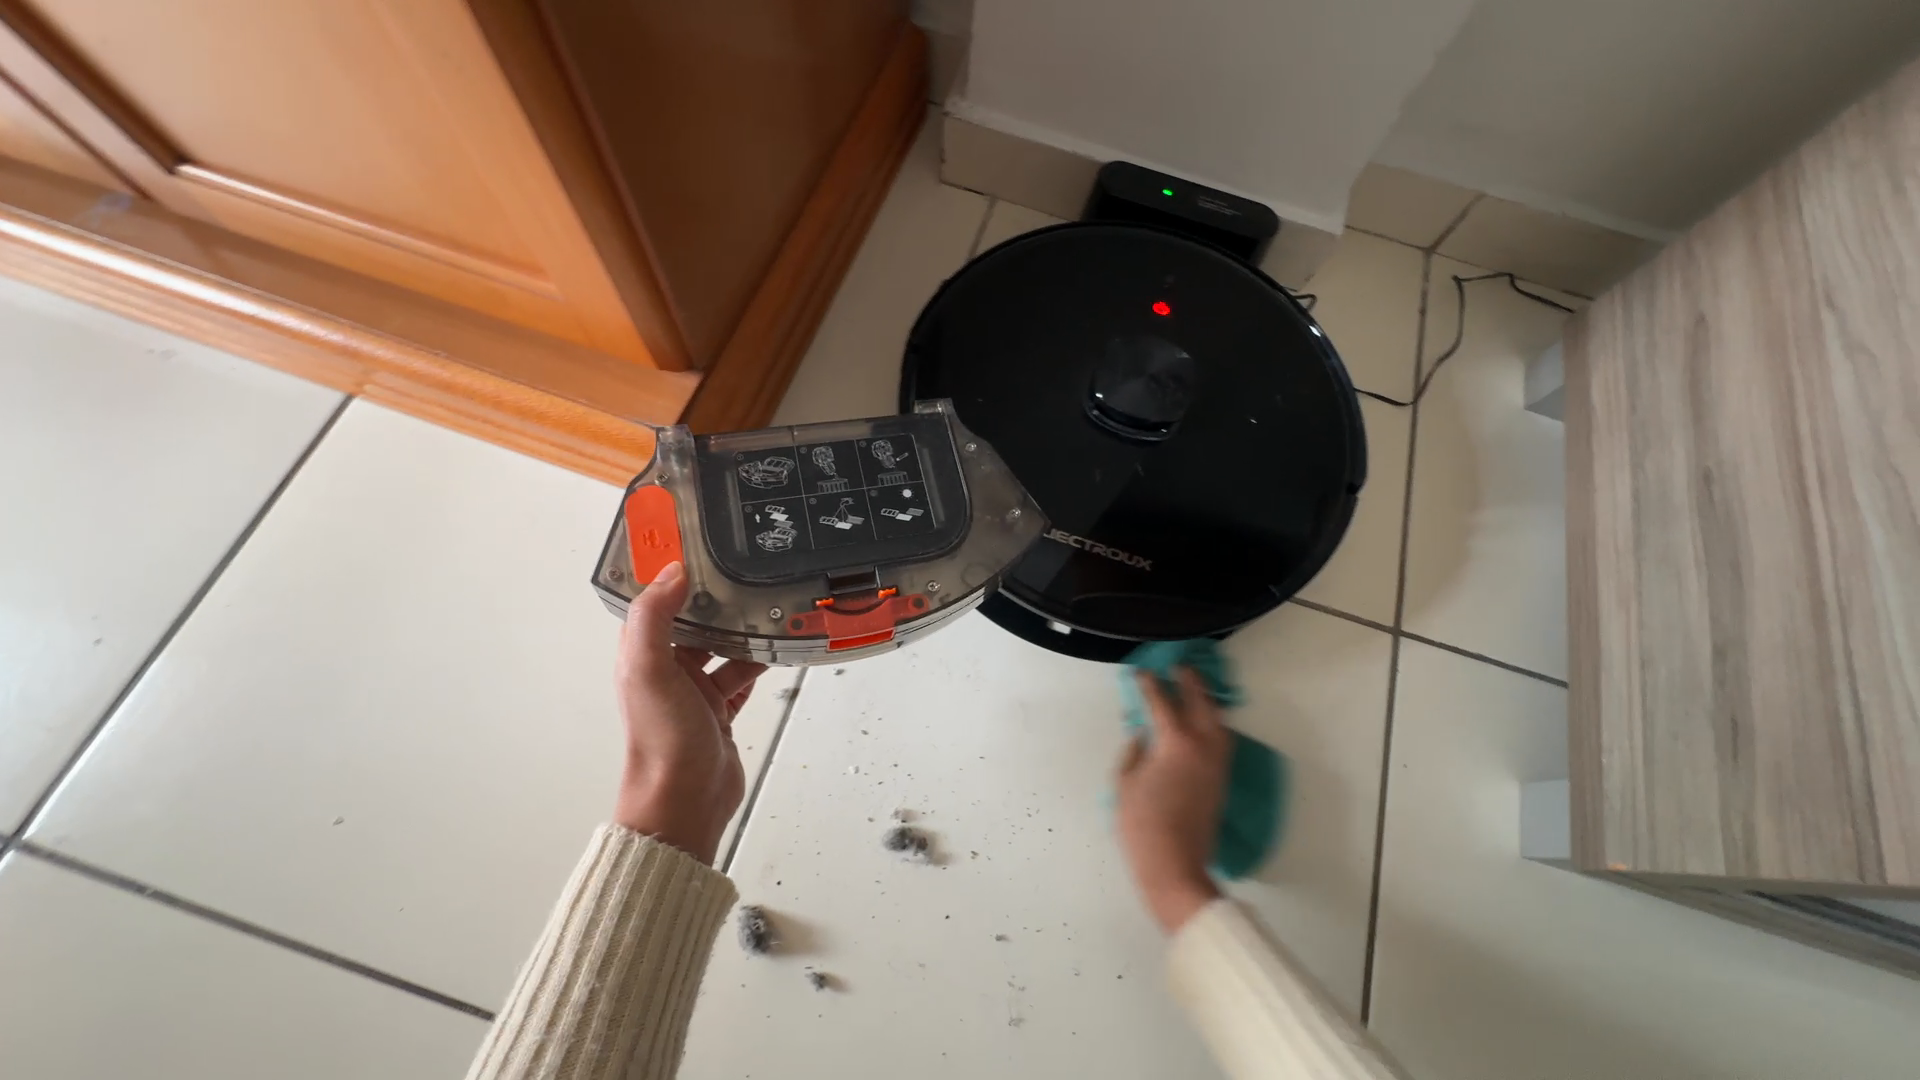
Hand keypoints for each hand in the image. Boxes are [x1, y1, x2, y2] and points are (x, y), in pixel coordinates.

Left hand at [613, 561, 766, 863]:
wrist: (685, 800)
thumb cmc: (662, 740)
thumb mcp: (650, 671)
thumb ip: (654, 618)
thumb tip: (672, 571)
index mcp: (644, 654)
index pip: (657, 602)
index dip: (672, 574)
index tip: (698, 545)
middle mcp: (668, 668)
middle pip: (695, 620)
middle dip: (719, 598)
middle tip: (748, 573)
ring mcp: (696, 689)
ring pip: (724, 645)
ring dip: (744, 628)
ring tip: (770, 607)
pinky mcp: (721, 708)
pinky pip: (743, 674)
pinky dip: (759, 659)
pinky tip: (777, 647)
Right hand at [1117, 667, 1229, 933]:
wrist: (1175, 866)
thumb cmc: (1141, 824)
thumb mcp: (1125, 781)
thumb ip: (1135, 750)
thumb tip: (1144, 734)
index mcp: (1175, 742)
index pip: (1161, 701)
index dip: (1149, 684)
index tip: (1140, 671)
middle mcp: (1203, 746)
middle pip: (1201, 702)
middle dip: (1190, 680)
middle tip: (1178, 665)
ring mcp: (1217, 763)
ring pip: (1218, 720)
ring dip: (1206, 700)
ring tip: (1194, 689)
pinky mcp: (1221, 779)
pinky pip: (1221, 739)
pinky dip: (1212, 723)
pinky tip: (1202, 722)